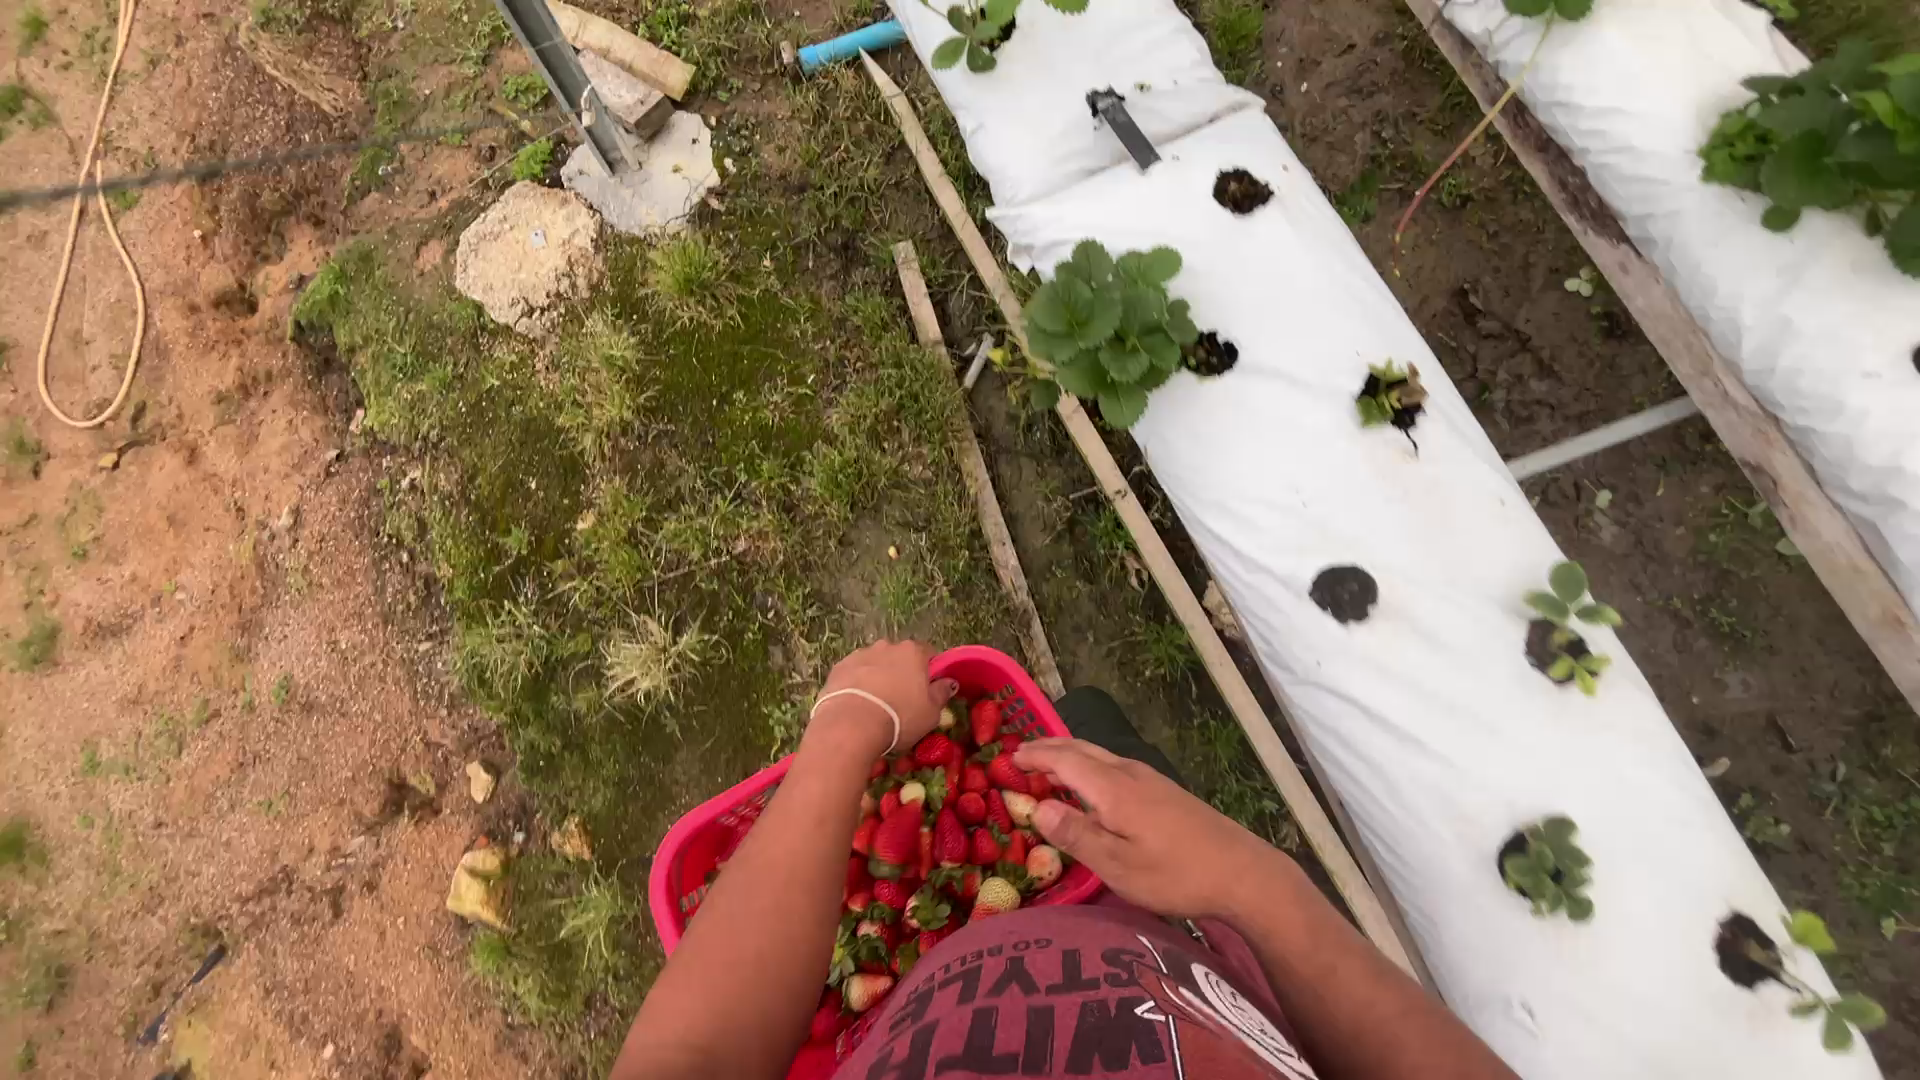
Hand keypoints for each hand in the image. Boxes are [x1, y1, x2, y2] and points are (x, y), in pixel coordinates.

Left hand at [806, 640, 957, 755]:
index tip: (927, 690)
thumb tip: (950, 681)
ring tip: (875, 705)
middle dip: (901, 673)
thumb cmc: (900, 718)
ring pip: (874, 663)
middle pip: (899, 657)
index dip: (929, 671)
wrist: (851, 725)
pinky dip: (856, 684)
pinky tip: (857, 705)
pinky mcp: (838, 668)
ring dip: (877, 677)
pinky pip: (853, 674)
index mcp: (913, 652)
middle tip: (901, 699)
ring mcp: (860, 655)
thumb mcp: (931, 713)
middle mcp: (886, 646)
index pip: (928, 653)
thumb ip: (942, 693)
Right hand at [1014, 738, 1294, 920]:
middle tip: (1021, 754)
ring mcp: (1148, 779)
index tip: (1008, 758)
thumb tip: (1037, 807)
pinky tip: (1091, 785)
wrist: (1243, 872)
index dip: (1034, 757)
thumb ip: (1076, 835)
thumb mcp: (1119, 866)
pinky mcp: (1162, 790)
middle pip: (1080, 748)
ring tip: (1048, 765)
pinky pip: (1112, 765)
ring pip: (1098, 754)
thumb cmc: (1175, 873)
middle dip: (1048, 748)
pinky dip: (1088, 765)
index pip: (1063, 759)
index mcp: (1112, 788)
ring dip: (1069, 754)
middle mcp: (1128, 773)